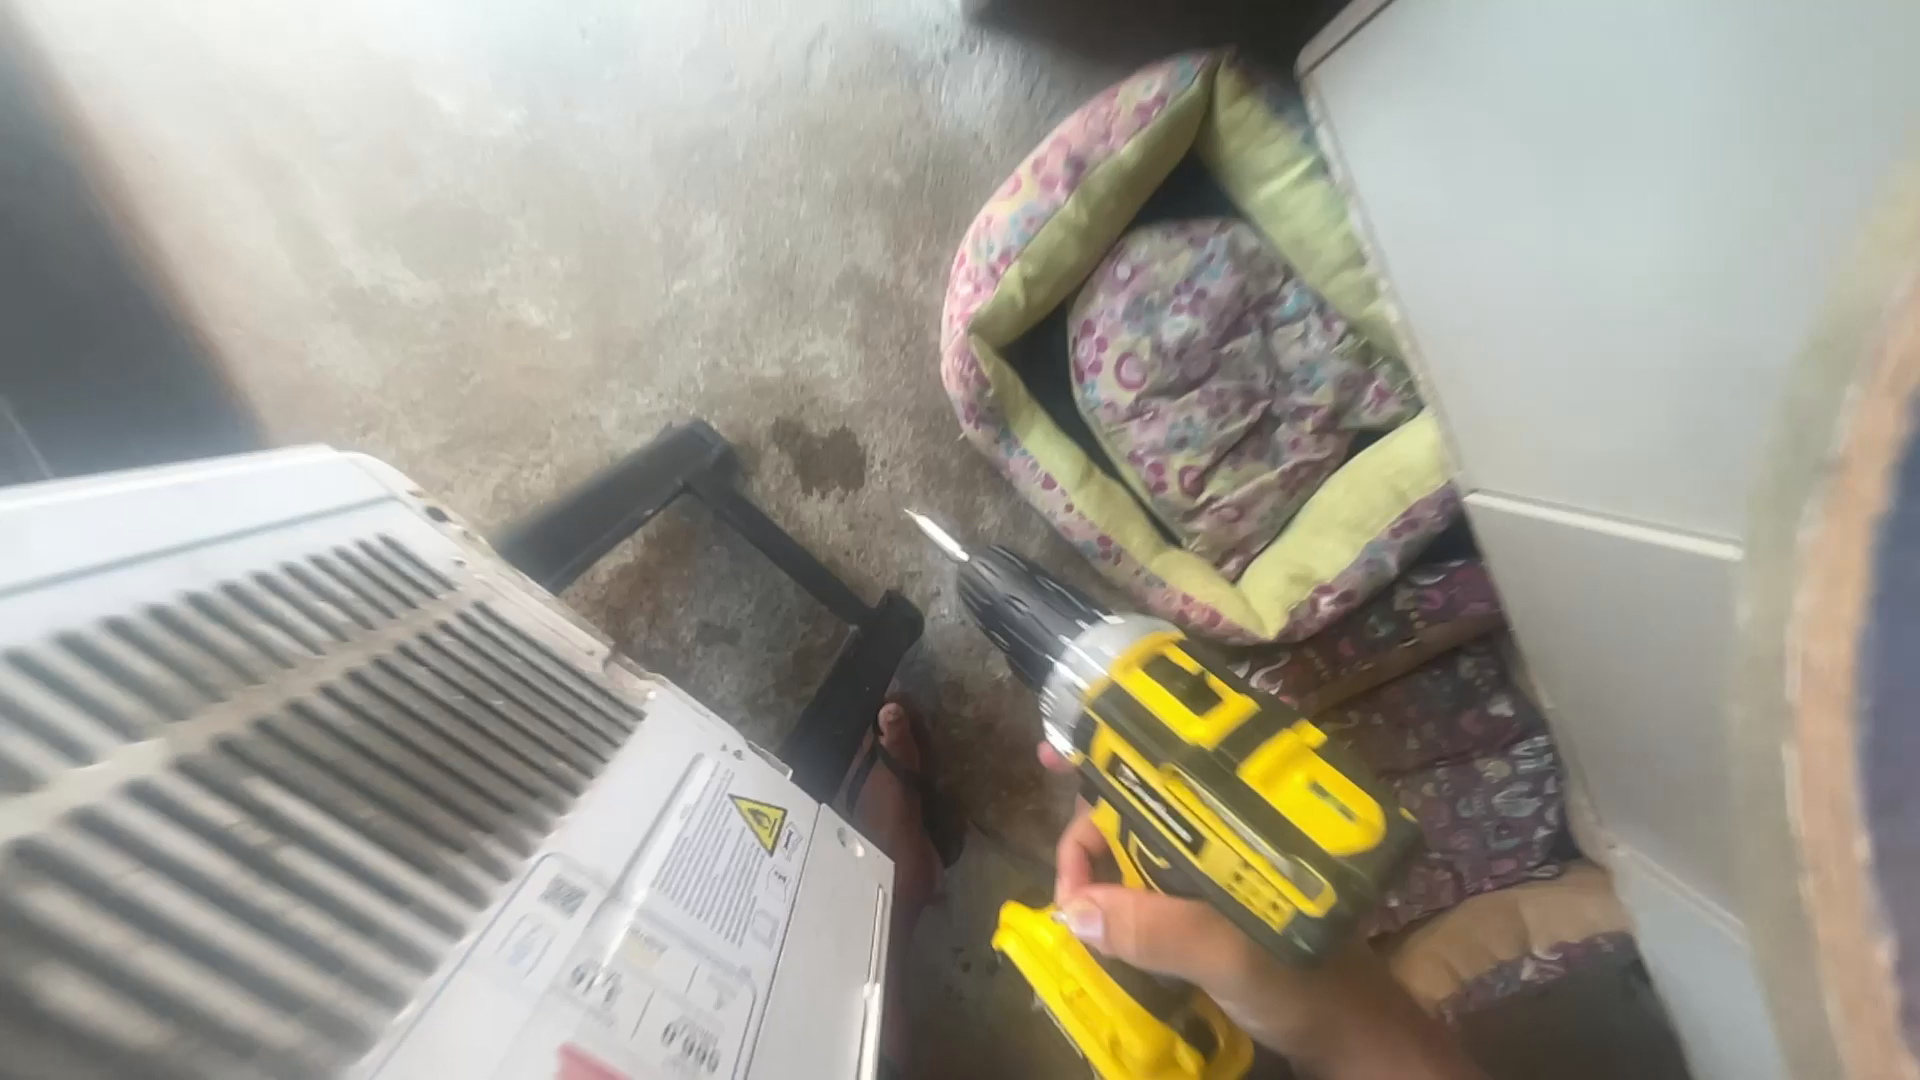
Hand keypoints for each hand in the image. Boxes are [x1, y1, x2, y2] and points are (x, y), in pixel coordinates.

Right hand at [1041, 748, 1480, 1078]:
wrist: (1352, 1039)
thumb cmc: (1304, 981)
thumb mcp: (1228, 954)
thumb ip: (1156, 930)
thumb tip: (1073, 909)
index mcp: (1221, 821)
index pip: (1151, 770)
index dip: (1098, 756)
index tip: (1048, 757)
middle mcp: (1207, 832)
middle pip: (1126, 809)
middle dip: (1084, 839)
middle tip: (1067, 890)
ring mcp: (1202, 868)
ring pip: (1128, 849)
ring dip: (1094, 875)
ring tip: (1078, 911)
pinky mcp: (1198, 902)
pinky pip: (1139, 887)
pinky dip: (1111, 898)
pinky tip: (1098, 921)